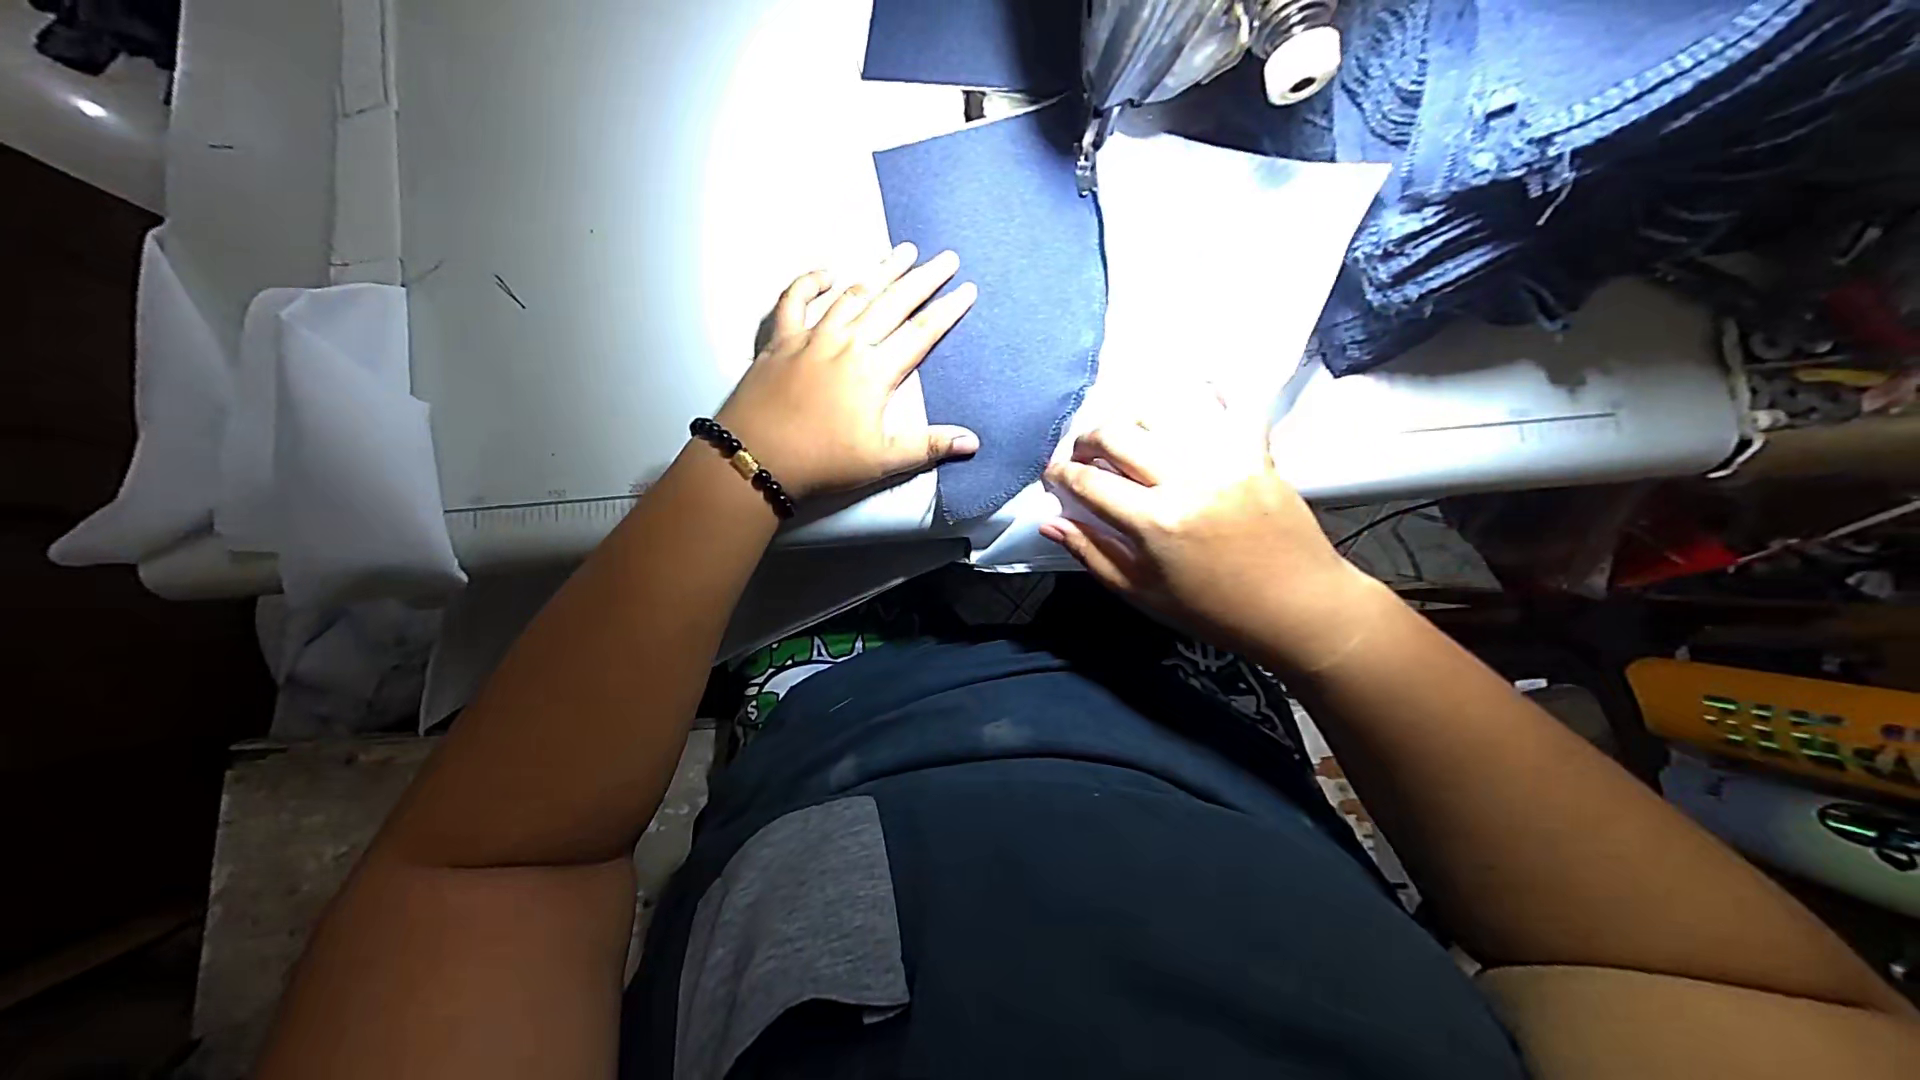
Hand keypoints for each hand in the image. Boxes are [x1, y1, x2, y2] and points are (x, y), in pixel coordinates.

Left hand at [715, 244, 978, 499]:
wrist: (757, 458)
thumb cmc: (820, 462)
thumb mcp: (883, 459)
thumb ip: (929, 446)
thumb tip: (971, 442)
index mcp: (875, 372)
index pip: (921, 333)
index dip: (948, 310)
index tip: (967, 290)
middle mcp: (847, 344)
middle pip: (893, 303)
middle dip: (924, 279)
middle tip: (946, 259)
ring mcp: (812, 338)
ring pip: (852, 293)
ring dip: (880, 271)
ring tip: (902, 253)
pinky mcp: (781, 341)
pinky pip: (795, 301)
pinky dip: (809, 283)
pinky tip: (826, 273)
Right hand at [1040, 391, 1392, 674]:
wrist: (1297, 608)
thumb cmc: (1214, 610)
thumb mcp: (1141, 593)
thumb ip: (1092, 553)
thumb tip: (1051, 522)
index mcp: (1154, 523)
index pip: (1088, 482)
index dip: (1061, 475)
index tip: (1054, 476)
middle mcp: (1186, 481)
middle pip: (1117, 433)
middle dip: (1086, 438)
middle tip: (1082, 454)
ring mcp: (1224, 461)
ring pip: (1162, 410)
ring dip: (1132, 415)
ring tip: (1125, 433)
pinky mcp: (1255, 453)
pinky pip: (1229, 406)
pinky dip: (1207, 394)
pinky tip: (1189, 393)